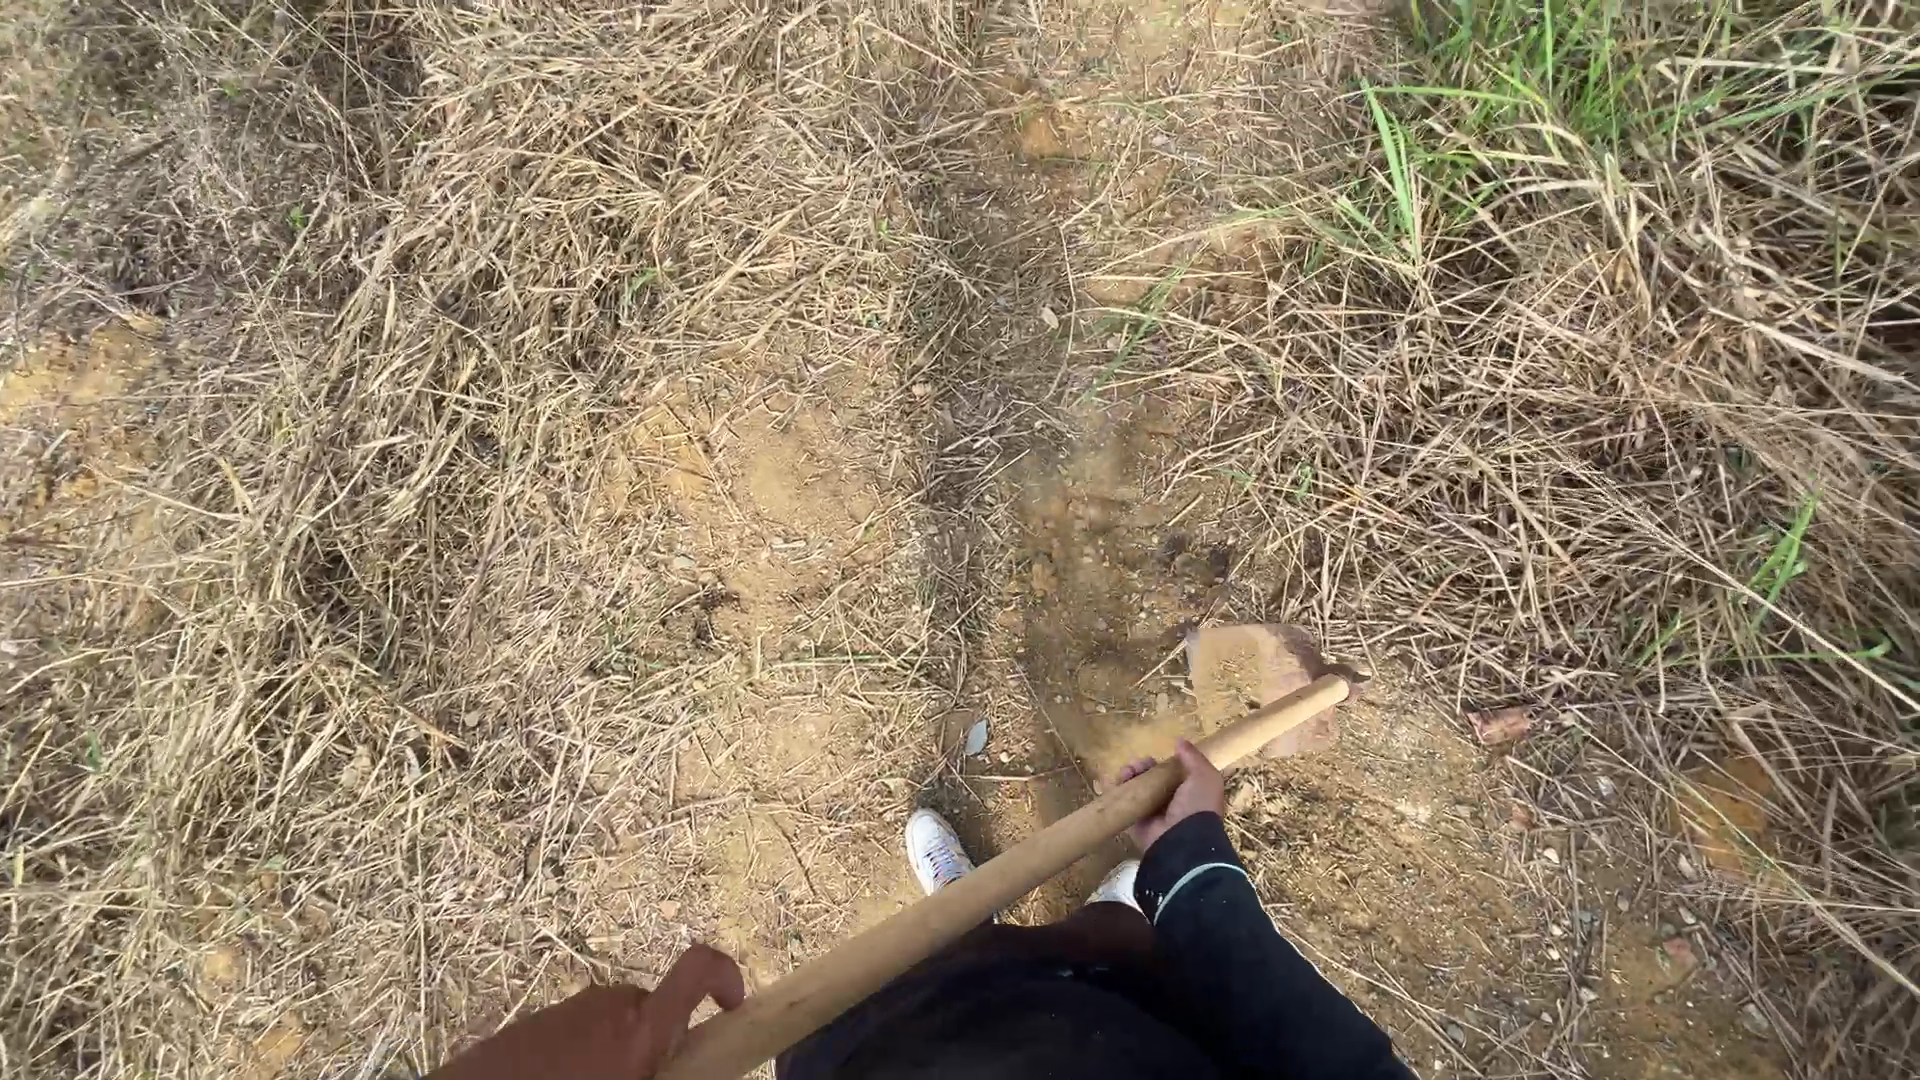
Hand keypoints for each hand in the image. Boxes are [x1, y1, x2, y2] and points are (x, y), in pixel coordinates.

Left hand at [424, 944, 744, 1079]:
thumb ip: (657, 1072)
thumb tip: (675, 1069)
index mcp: (640, 1030)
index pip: (699, 967)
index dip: (727, 976)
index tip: (733, 1008)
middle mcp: (613, 1004)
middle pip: (658, 1009)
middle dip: (659, 1047)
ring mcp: (572, 1009)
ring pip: (617, 1025)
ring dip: (618, 1057)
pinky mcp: (538, 1020)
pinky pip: (581, 1032)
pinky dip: (583, 1060)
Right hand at [1113, 739, 1225, 850]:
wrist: (1183, 840)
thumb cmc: (1197, 805)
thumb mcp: (1205, 777)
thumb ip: (1193, 758)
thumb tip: (1179, 741)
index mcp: (1187, 793)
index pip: (1170, 773)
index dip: (1161, 763)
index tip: (1154, 758)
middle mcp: (1169, 803)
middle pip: (1150, 777)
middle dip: (1142, 766)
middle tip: (1139, 765)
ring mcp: (1150, 813)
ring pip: (1135, 786)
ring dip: (1129, 774)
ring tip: (1128, 772)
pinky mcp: (1134, 821)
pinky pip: (1122, 801)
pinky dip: (1116, 789)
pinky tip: (1118, 780)